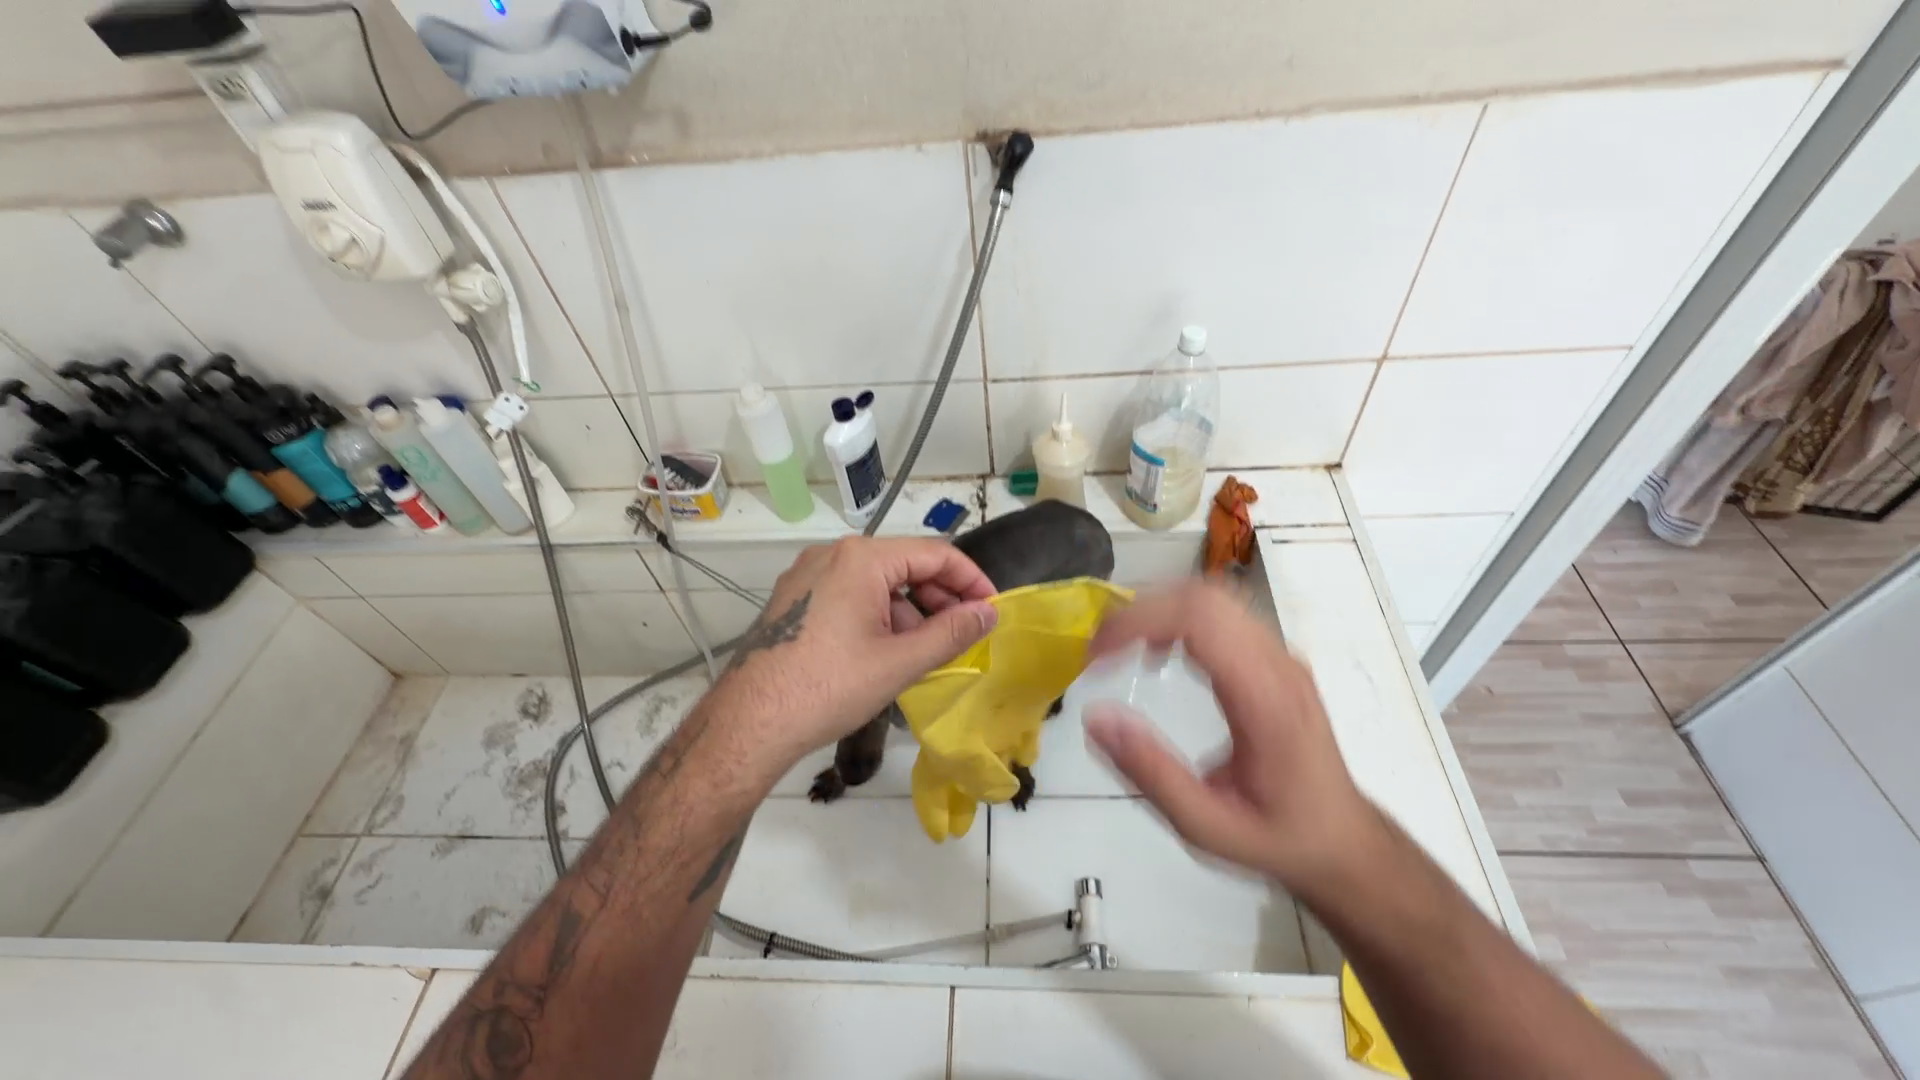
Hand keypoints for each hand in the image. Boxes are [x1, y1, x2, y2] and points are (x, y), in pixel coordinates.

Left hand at [709, 536, 998, 770]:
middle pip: (903, 564)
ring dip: (909, 610)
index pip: (934, 554)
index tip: (992, 610)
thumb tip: (988, 613)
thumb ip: (952, 632)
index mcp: (861, 558)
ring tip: (926, 650)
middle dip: (939, 597)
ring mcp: (807, 576)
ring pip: (876, 582)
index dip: (970, 580)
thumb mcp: (900, 661)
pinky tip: (887, 651)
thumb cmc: (829, 687)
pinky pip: (849, 595)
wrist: (751, 722)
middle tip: (964, 633)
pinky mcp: (794, 600)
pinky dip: (877, 615)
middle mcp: (831, 554)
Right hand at [1082, 581, 1377, 894]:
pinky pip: (1223, 615)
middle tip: (1099, 651)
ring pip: (1213, 597)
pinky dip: (1178, 619)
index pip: (1199, 621)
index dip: (1138, 622)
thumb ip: (1151, 773)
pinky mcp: (1276, 659)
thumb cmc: (1276, 837)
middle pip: (1204, 597)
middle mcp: (1278, 664)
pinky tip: (1158, 653)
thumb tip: (1096, 717)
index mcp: (1265, 700)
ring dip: (1158, 612)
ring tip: (1121, 651)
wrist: (1344, 841)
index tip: (1095, 657)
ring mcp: (1281, 657)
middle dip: (1140, 611)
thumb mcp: (1207, 825)